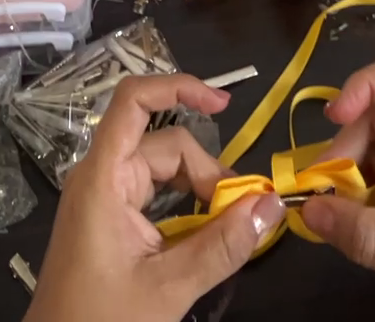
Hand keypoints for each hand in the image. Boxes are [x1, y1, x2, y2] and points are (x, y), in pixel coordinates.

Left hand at [24, 74, 283, 321]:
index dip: (178, 86)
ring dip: (199, 188)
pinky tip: (208, 229)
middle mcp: (102, 174)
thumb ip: (222, 246)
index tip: (223, 104)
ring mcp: (106, 194)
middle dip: (205, 170)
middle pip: (163, 143)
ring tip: (228, 226)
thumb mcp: (168, 288)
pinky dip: (186, 204)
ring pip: (164, 167)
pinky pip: (156, 191)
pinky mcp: (112, 216)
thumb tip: (272, 205)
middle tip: (240, 214)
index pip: (134, 101)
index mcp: (103, 176)